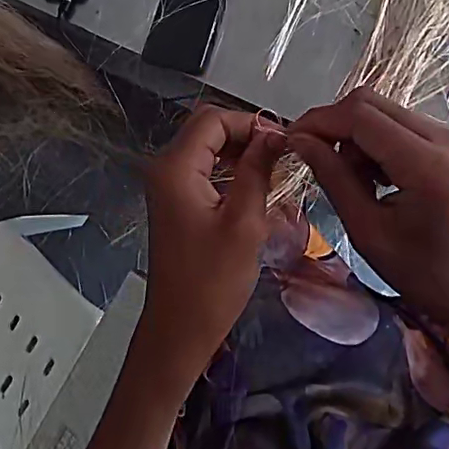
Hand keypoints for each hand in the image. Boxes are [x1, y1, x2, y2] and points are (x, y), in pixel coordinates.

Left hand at [138, 106, 288, 385]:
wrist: (180, 329)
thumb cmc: (212, 282)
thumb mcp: (244, 223)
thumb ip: (257, 171)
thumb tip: (274, 135)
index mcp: (175, 168)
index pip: (213, 120)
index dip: (250, 123)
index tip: (284, 142)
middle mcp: (165, 168)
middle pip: (207, 129)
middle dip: (246, 134)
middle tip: (282, 153)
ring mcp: (167, 185)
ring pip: (206, 148)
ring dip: (239, 151)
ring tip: (275, 167)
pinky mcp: (175, 202)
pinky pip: (202, 169)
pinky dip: (229, 169)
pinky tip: (255, 184)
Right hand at [289, 88, 448, 333]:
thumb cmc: (421, 272)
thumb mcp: (365, 230)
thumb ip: (332, 177)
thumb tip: (298, 139)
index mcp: (429, 166)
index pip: (360, 116)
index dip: (319, 121)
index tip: (290, 139)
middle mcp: (446, 138)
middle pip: (369, 102)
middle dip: (333, 125)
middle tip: (315, 158)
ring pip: (380, 109)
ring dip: (353, 135)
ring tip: (354, 179)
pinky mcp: (448, 138)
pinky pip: (395, 121)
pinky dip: (372, 140)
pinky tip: (374, 176)